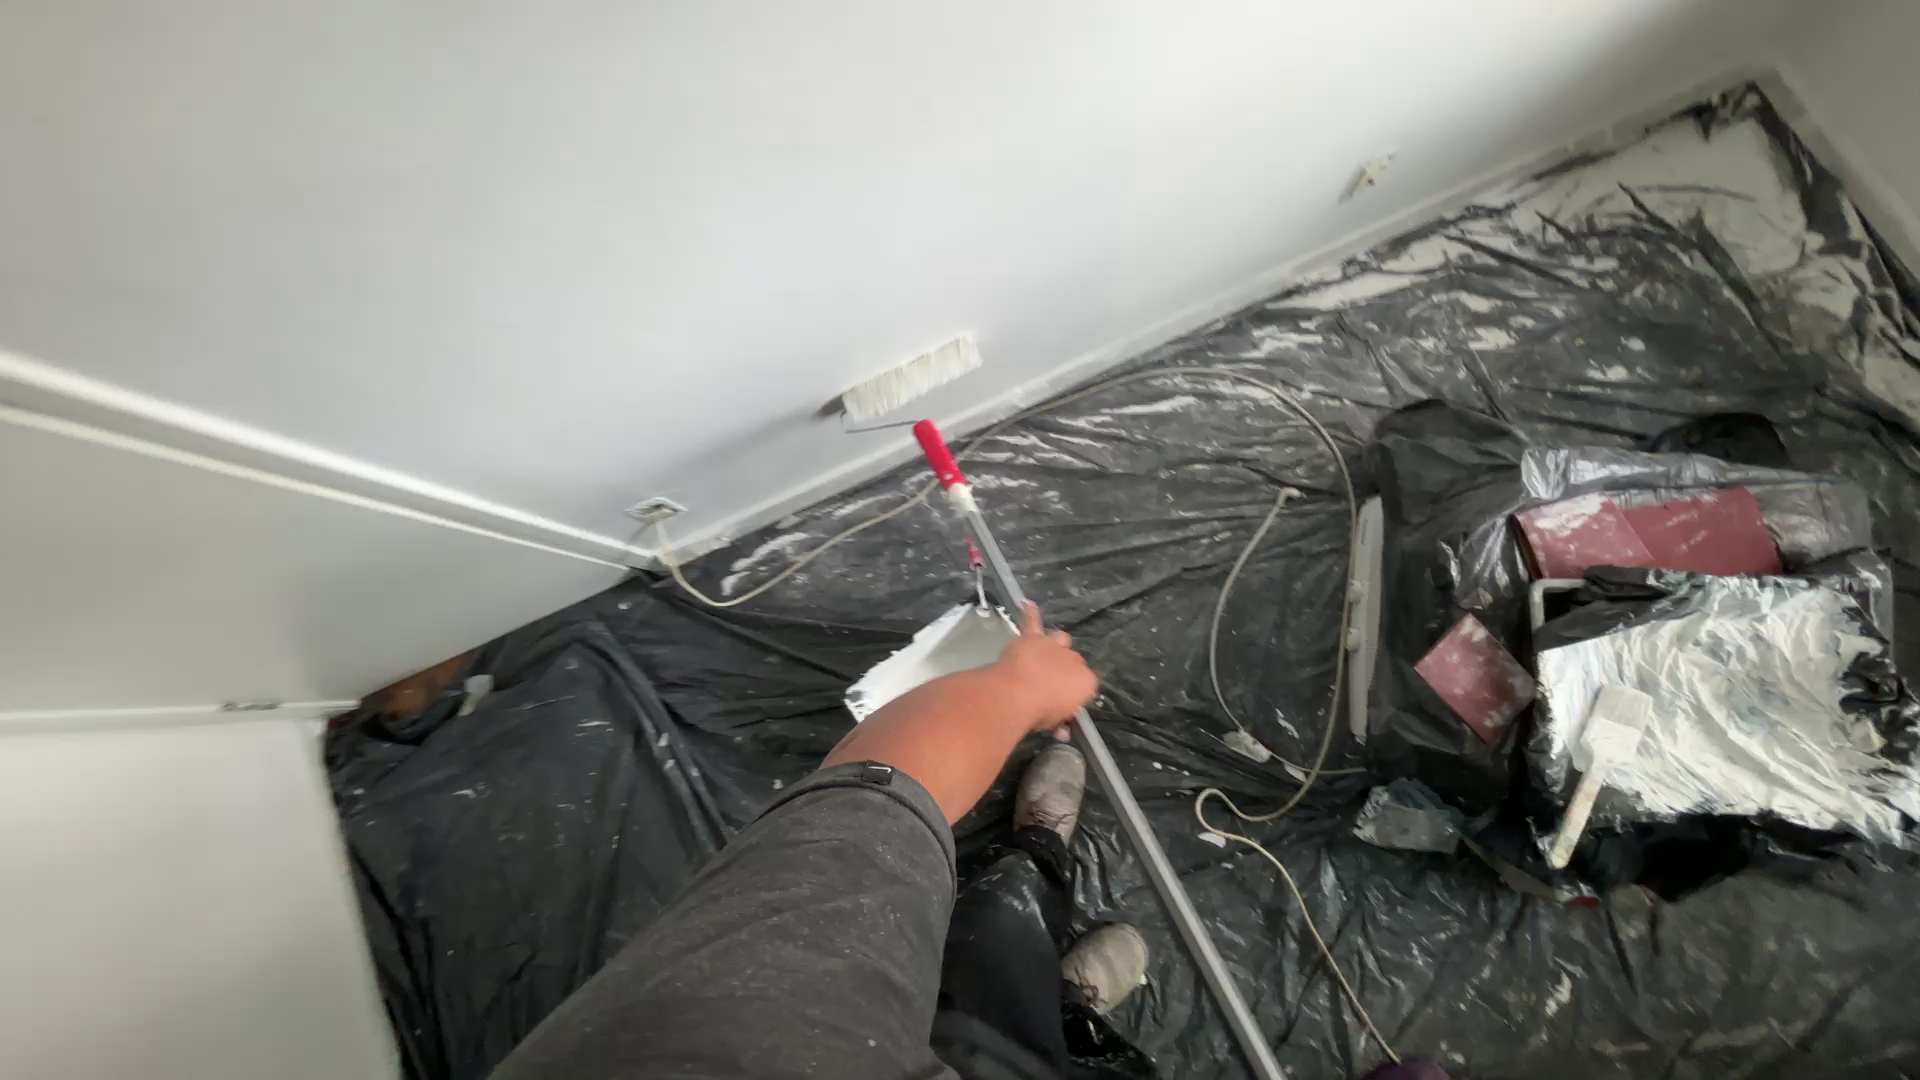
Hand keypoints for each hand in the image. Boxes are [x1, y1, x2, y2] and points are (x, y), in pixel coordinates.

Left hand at [992, 602, 1097, 734]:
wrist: (1017, 693)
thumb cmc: (1039, 713)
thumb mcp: (1054, 724)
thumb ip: (1060, 722)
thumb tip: (1061, 730)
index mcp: (1086, 682)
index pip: (1085, 686)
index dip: (1072, 695)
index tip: (1061, 705)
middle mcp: (1074, 659)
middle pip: (1073, 662)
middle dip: (1064, 672)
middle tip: (1048, 687)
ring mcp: (1052, 645)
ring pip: (1060, 639)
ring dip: (1054, 646)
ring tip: (1046, 653)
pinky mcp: (1031, 638)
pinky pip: (1032, 621)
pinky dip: (1030, 613)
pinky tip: (1026, 603)